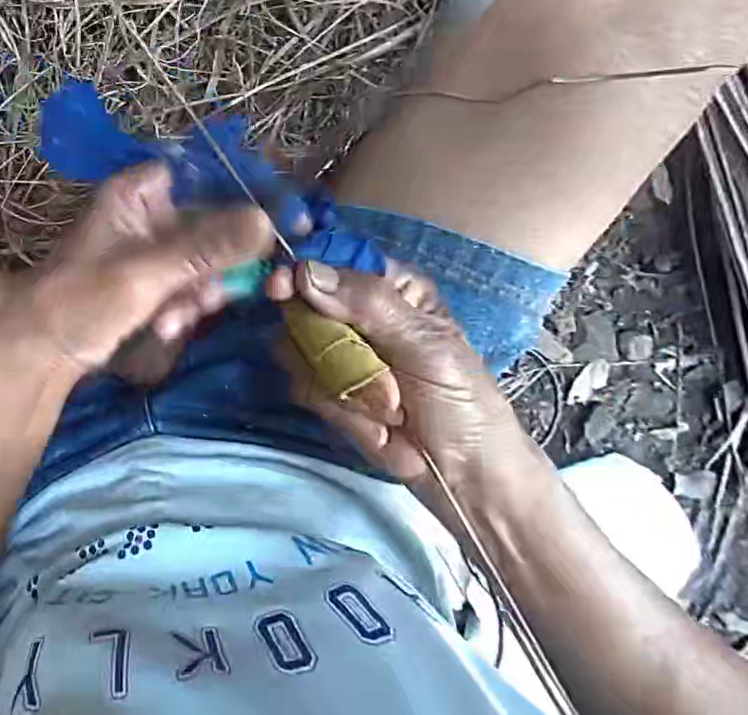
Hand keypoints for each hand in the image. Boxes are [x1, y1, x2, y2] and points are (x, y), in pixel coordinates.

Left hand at [0, 162, 275, 382]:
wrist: (43, 352)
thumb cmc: (81, 300)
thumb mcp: (145, 274)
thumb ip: (205, 247)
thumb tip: (265, 220)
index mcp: (140, 191)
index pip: (209, 173)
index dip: (249, 190)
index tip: (286, 220)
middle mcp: (152, 211)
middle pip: (216, 221)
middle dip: (220, 263)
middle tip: (222, 293)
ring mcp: (156, 246)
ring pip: (210, 257)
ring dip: (203, 290)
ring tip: (177, 316)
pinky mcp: (158, 277)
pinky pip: (195, 281)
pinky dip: (188, 304)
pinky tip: (167, 326)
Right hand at [268, 261, 527, 487]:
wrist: (469, 481)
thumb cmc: (463, 402)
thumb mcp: (425, 346)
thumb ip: (366, 303)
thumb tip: (304, 272)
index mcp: (387, 288)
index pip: (328, 266)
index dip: (298, 275)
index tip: (278, 289)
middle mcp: (355, 314)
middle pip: (301, 311)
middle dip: (333, 351)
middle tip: (374, 378)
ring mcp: (338, 353)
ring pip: (297, 353)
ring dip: (345, 390)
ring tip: (392, 410)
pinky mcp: (327, 391)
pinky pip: (305, 390)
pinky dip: (344, 414)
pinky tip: (380, 429)